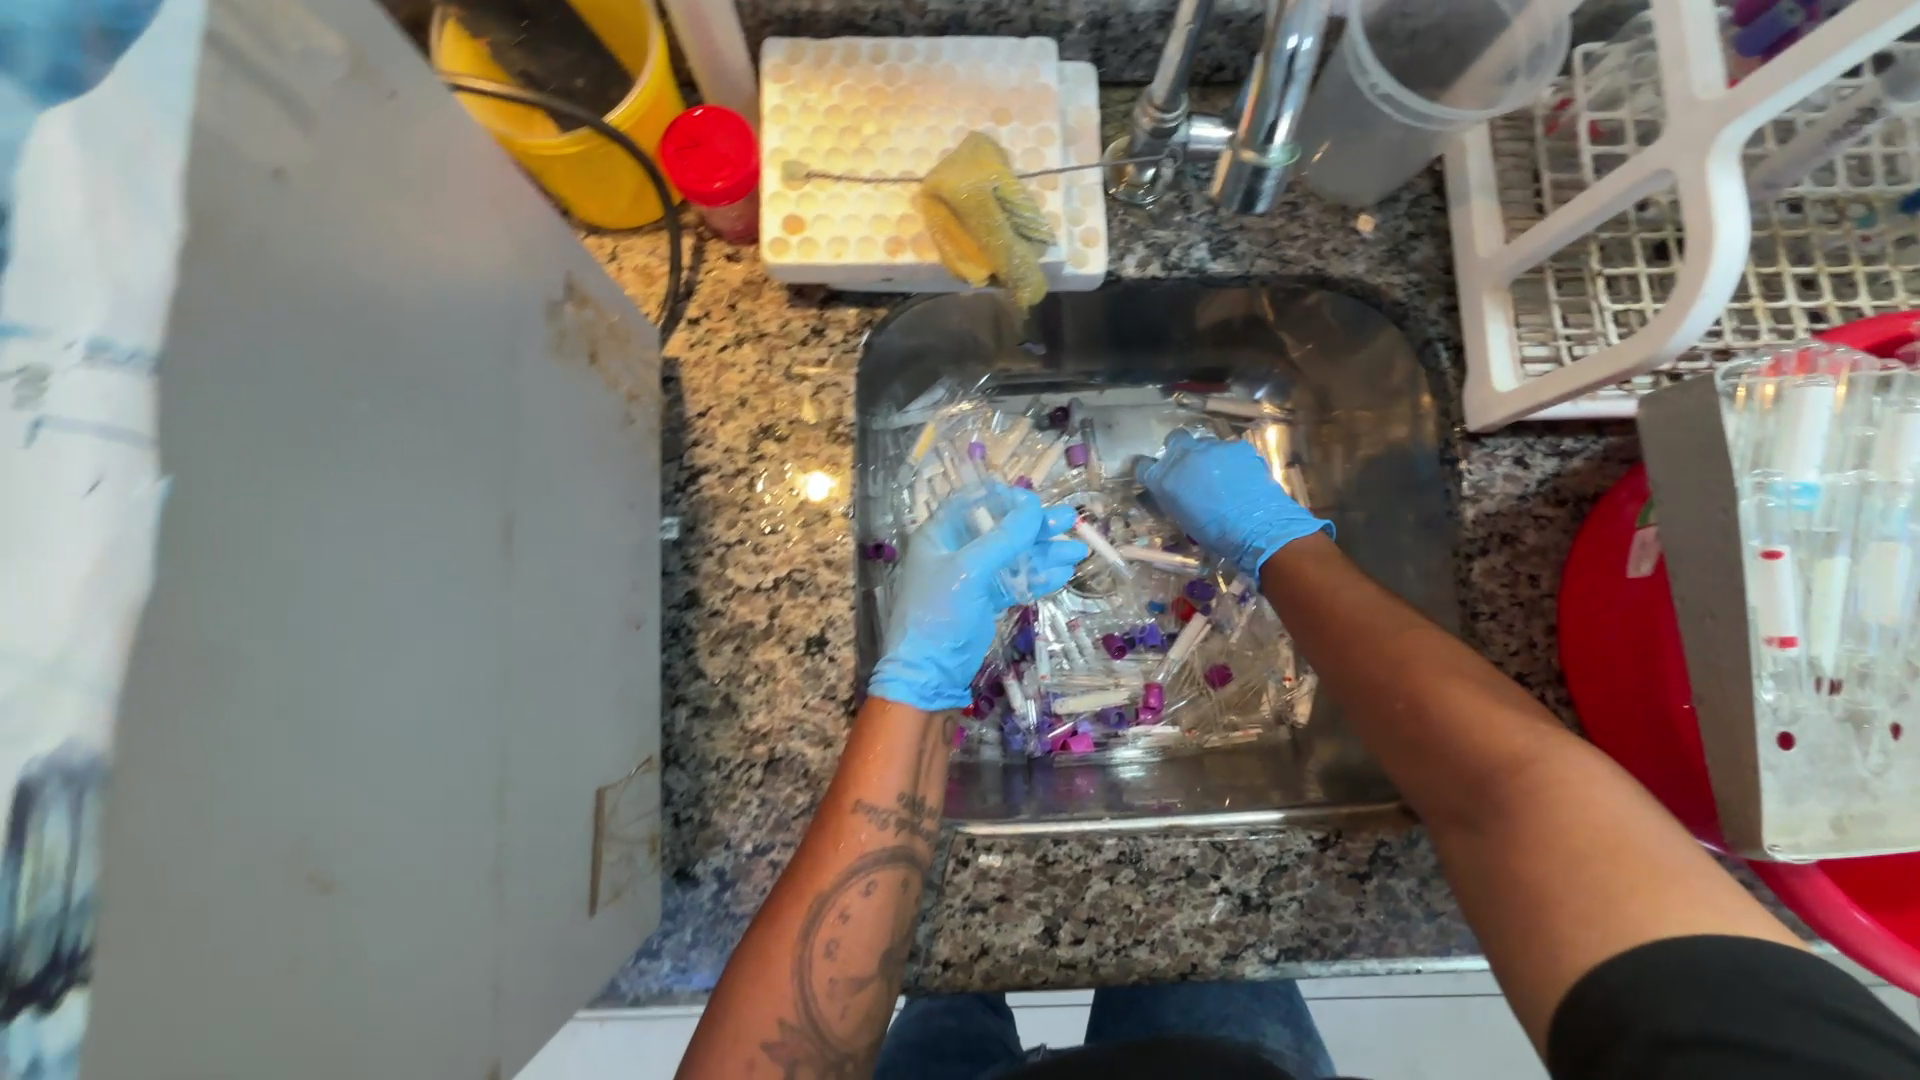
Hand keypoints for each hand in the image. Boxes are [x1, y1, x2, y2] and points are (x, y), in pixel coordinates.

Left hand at [869, 484, 1086, 710]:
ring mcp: (972, 576)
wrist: (929, 672)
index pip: (974, 502)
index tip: (1036, 501)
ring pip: (1014, 556)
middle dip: (1036, 526)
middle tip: (1070, 520)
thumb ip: (1003, 539)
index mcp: (940, 534)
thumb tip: (1034, 507)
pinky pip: (1015, 581)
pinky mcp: (986, 600)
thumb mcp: (970, 570)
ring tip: (1078, 551)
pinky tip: (1063, 574)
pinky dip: (1038, 578)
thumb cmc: (939, 612)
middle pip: (1001, 528)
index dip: (1006, 499)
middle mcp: (956, 550)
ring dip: (1045, 553)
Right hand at [1136, 429, 1332, 579]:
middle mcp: (1183, 456)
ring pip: (1205, 443)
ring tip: (1221, 472)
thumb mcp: (1181, 517)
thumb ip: (1174, 497)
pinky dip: (1232, 460)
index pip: (1143, 465)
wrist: (1255, 526)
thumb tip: (1177, 491)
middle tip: (1189, 464)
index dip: (1149, 469)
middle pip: (1175, 438)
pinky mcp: (1237, 447)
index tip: (1155, 474)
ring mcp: (1212, 448)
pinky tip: (1242, 475)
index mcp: (1163, 478)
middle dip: (1179, 447)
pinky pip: (1230, 449)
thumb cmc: (1213, 533)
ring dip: (1208, 454)